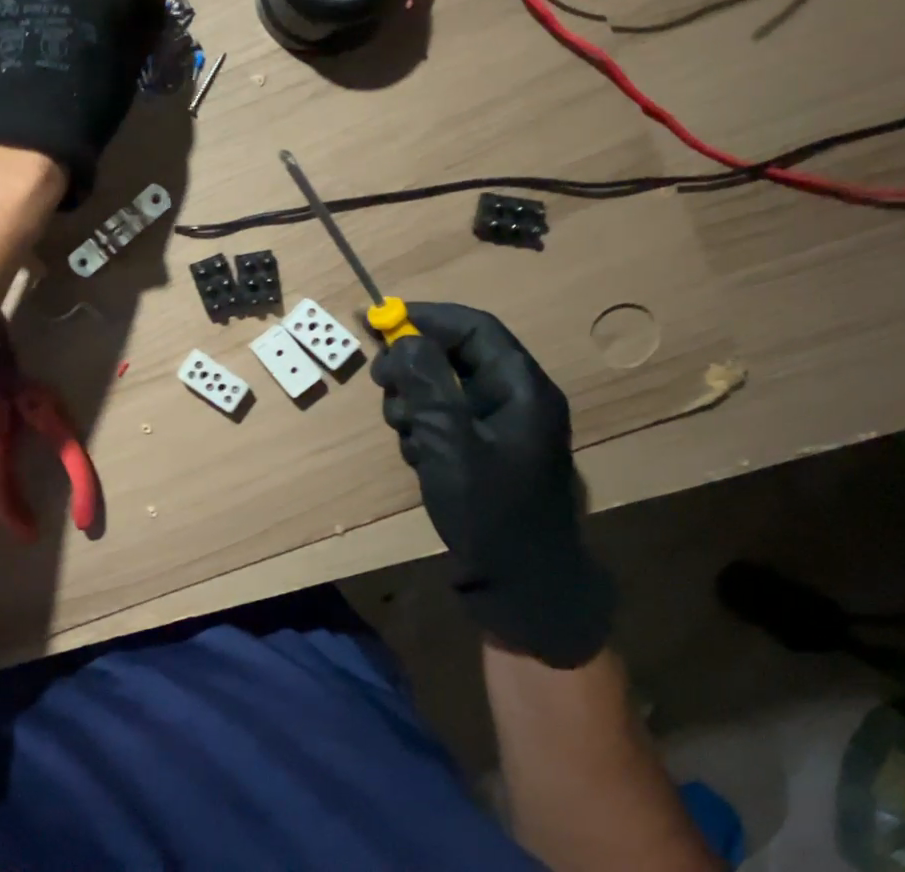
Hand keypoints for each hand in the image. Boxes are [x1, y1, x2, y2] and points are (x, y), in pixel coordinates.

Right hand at [370, 303, 613, 667]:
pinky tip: (418, 458)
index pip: (476, 328)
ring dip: (414, 403)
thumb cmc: (490, 511)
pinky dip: (423, 430)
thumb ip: (425, 385)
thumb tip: (403, 338)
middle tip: (382, 384)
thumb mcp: (449, 443)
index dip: (428, 318)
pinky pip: (446, 422)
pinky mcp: (486, 455)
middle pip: (456, 358)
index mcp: (522, 389)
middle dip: (413, 368)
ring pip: (444, 391)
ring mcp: (502, 430)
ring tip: (406, 435)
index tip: (381, 320)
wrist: (523, 586)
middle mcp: (516, 400)